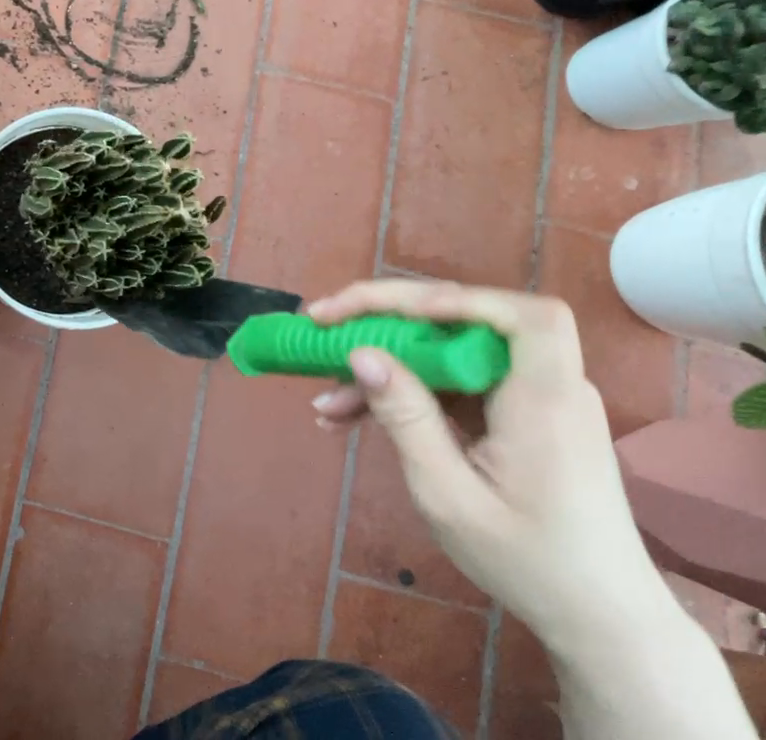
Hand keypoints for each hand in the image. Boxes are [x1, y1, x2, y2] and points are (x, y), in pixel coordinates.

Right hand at [306, 280, 675, 653]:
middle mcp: (545, 389)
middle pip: (467, 323)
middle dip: (387, 320)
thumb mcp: (448, 493)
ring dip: (382, 367)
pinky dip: (400, 395)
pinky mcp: (513, 420)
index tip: (380, 312)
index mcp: (545, 402)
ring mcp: (529, 403)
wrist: (595, 615)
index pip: (523, 316)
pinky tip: (348, 419)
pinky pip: (448, 388)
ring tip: (323, 399)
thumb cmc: (525, 559)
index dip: (454, 299)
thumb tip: (361, 354)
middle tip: (320, 325)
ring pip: (446, 356)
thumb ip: (406, 418)